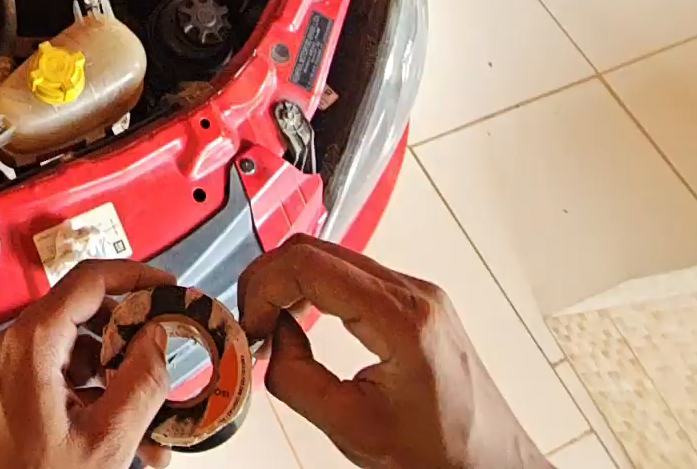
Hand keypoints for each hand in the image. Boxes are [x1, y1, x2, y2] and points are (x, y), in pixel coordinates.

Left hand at [0, 259, 176, 468]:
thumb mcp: (105, 442)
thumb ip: (139, 384)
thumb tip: (158, 337)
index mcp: (33, 342)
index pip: (89, 280)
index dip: (134, 276)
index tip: (166, 286)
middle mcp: (15, 343)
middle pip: (84, 312)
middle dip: (130, 335)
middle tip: (165, 352)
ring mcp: (11, 365)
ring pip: (76, 347)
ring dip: (116, 372)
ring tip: (152, 416)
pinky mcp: (12, 388)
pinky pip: (60, 372)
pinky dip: (94, 390)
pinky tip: (124, 430)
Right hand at [238, 235, 549, 468]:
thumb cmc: (444, 461)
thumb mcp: (352, 429)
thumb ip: (294, 376)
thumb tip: (271, 337)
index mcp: (402, 318)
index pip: (308, 264)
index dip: (265, 285)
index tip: (252, 320)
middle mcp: (413, 292)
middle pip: (314, 248)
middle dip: (269, 278)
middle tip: (252, 317)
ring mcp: (416, 293)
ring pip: (327, 253)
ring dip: (287, 280)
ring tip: (270, 320)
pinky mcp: (412, 301)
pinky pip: (346, 272)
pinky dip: (311, 286)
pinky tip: (299, 316)